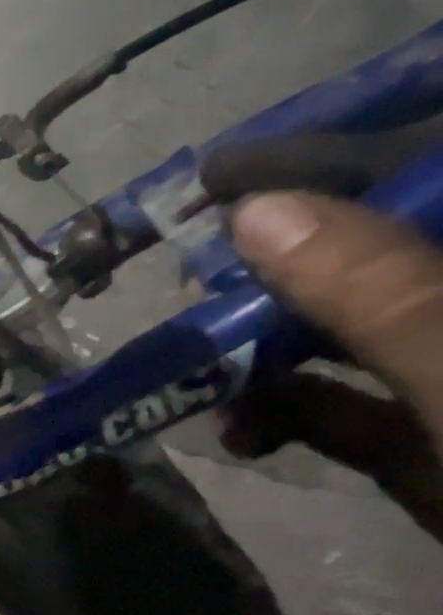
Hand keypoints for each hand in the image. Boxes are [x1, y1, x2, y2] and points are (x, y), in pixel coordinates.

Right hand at [222, 193, 442, 539]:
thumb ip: (396, 299)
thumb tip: (257, 208)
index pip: (432, 176)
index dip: (349, 158)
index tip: (240, 168)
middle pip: (384, 254)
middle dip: (285, 257)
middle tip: (195, 263)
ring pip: (353, 329)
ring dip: (264, 340)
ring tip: (196, 355)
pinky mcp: (439, 455)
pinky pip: (345, 407)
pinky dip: (279, 409)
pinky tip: (232, 427)